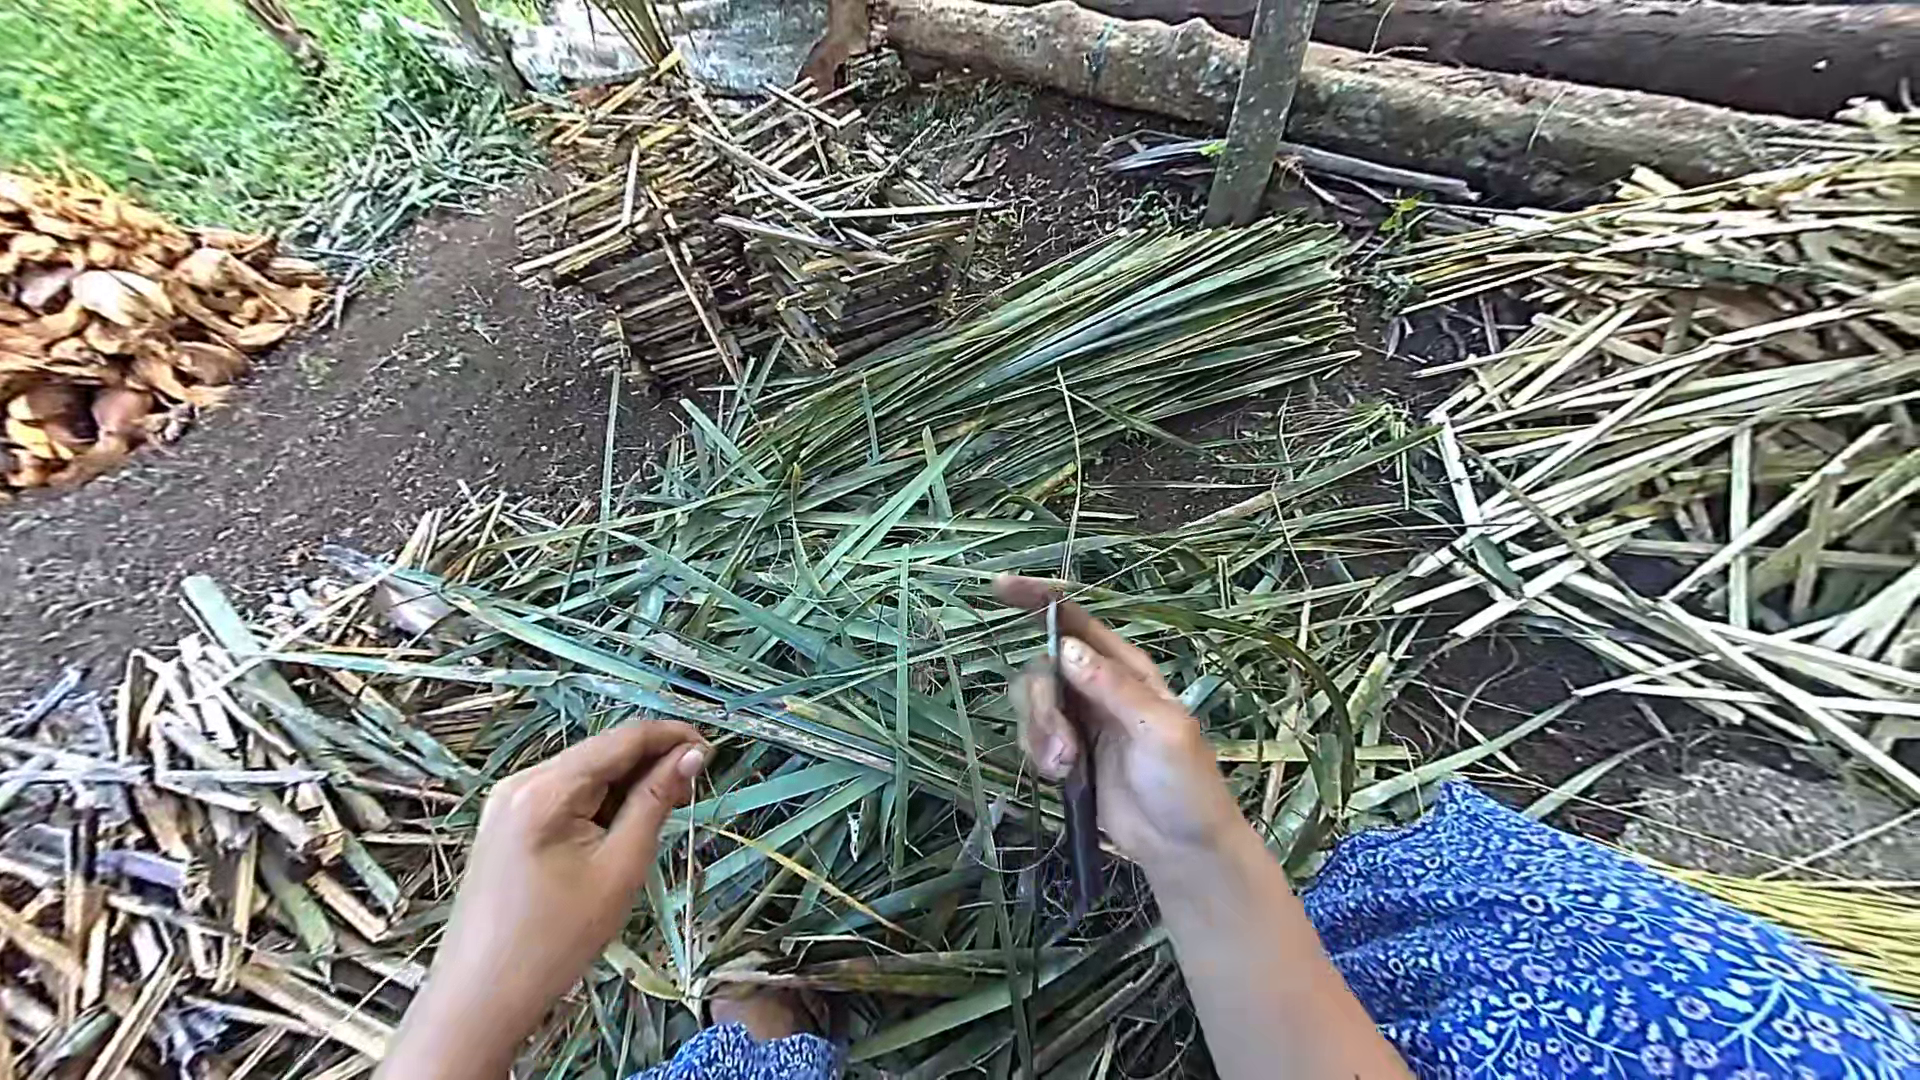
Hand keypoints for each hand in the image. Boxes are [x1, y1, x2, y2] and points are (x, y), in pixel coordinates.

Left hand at [379, 722, 708, 1078]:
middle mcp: (524, 780)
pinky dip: (608, 797)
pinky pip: (573, 790)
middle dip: (655, 760)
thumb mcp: (621, 864)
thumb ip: (657, 798)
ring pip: (592, 768)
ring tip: (666, 808)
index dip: (673, 736)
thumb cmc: (556, 939)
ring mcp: (512, 799)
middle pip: (607, 750)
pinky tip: (627, 820)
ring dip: (634, 780)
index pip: (625, 737)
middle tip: (692, 789)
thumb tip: (693, 752)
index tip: (710, 753)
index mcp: (546, 789)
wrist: (478, 1006)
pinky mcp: (512, 818)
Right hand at [997, 576, 1247, 874]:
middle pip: (1041, 666)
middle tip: (1063, 745)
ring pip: (1031, 701)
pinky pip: (1029, 734)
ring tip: (1066, 766)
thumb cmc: (1185, 783)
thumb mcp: (1160, 730)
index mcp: (1123, 667)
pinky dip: (1037, 752)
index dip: (1037, 599)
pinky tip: (1062, 775)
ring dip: (1040, 733)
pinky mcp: (1063, 748)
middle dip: (1042, 704)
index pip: (1075, 620)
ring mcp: (1077, 716)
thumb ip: (1113, 687)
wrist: (1180, 847)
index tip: (1000, 589)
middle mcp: (1094, 683)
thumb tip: (1066, 648)